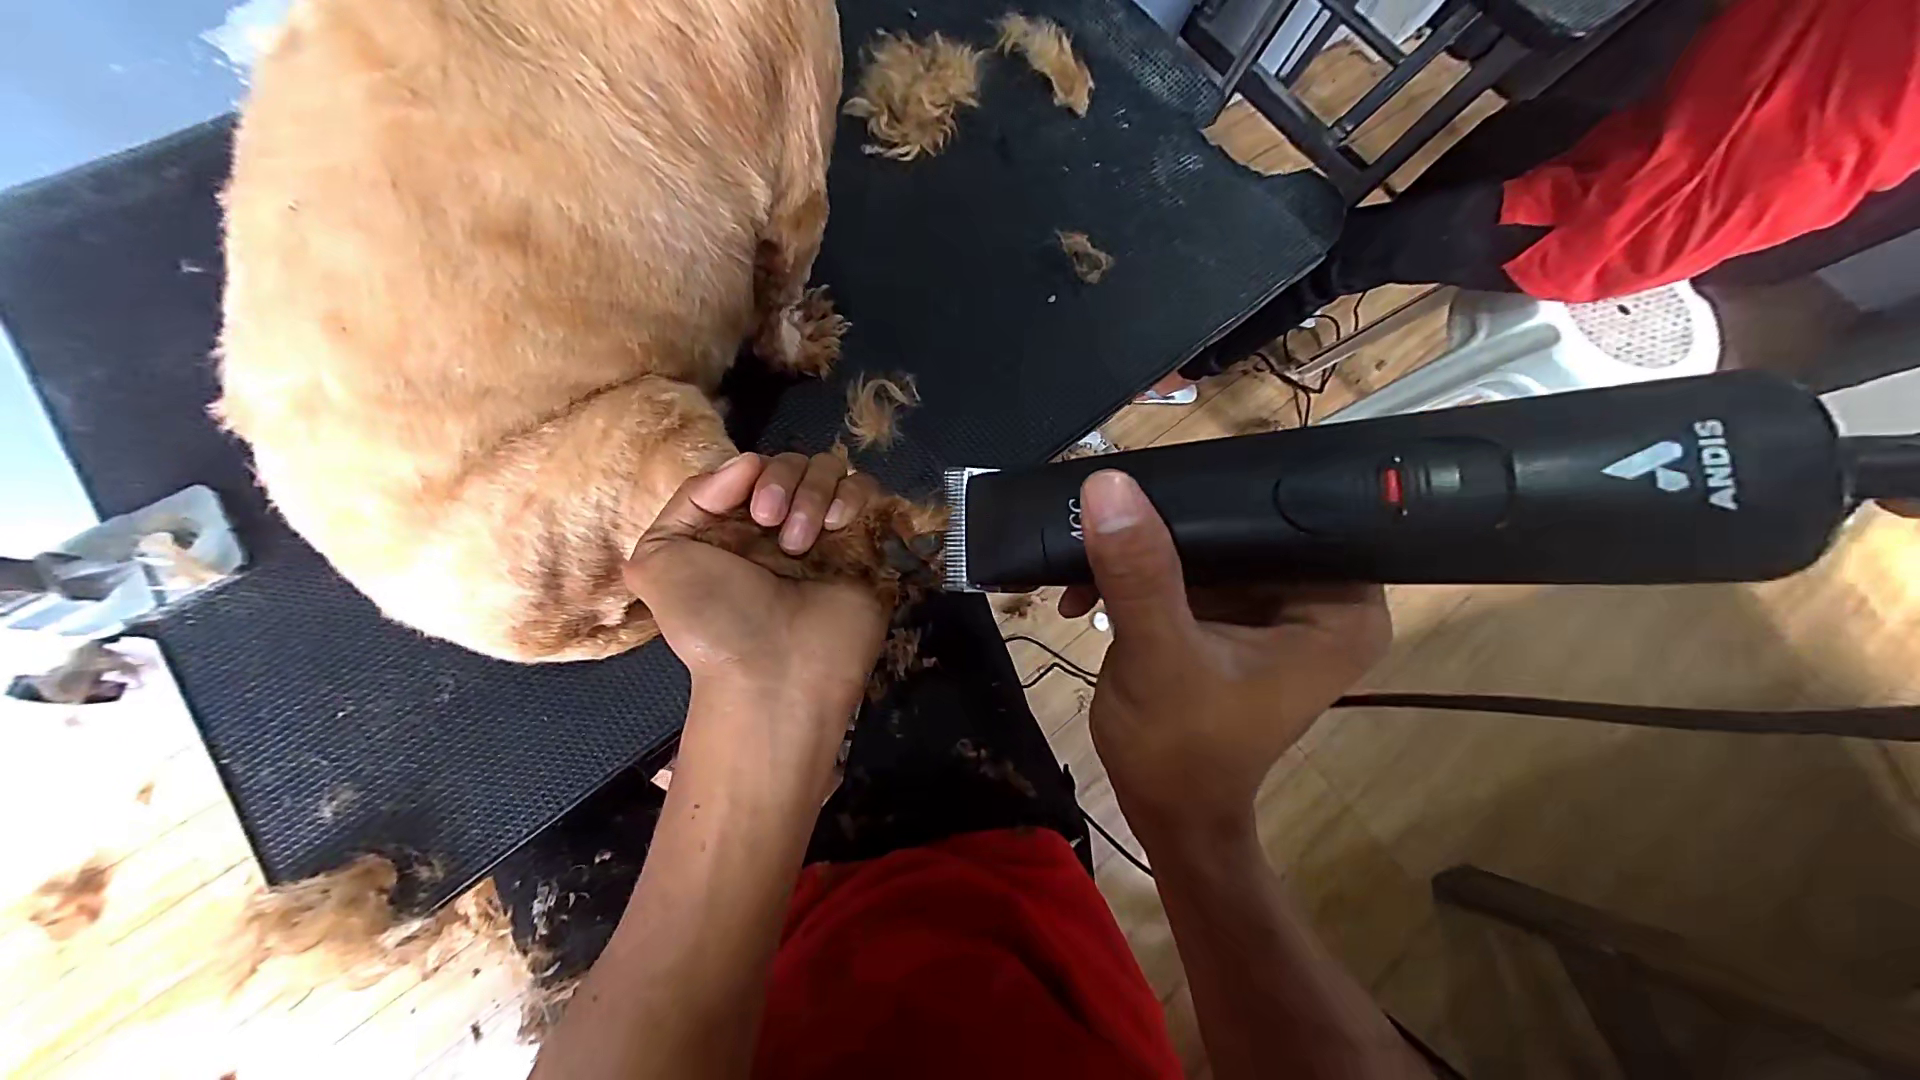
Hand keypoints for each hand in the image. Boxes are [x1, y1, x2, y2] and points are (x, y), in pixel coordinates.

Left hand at [623, 452, 887, 744]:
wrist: (776, 677)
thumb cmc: (714, 624)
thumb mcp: (659, 559)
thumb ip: (687, 499)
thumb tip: (747, 463)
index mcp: (732, 525)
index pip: (750, 467)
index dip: (751, 473)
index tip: (750, 508)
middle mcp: (779, 526)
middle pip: (791, 463)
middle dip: (782, 482)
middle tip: (771, 523)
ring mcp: (824, 533)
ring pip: (829, 470)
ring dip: (815, 492)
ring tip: (803, 542)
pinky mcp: (863, 544)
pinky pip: (865, 491)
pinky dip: (853, 493)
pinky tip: (839, 523)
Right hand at [1062, 471, 1390, 836]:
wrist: (1163, 810)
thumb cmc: (1179, 751)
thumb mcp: (1159, 656)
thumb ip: (1140, 574)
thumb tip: (1109, 486)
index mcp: (1338, 608)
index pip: (1289, 514)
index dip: (1220, 493)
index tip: (1148, 482)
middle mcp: (1316, 598)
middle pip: (1240, 526)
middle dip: (1164, 526)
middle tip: (1101, 518)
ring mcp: (1271, 607)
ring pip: (1205, 545)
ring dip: (1141, 551)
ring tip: (1085, 562)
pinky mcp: (1232, 616)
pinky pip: (1186, 571)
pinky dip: (1139, 575)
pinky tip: (1091, 589)